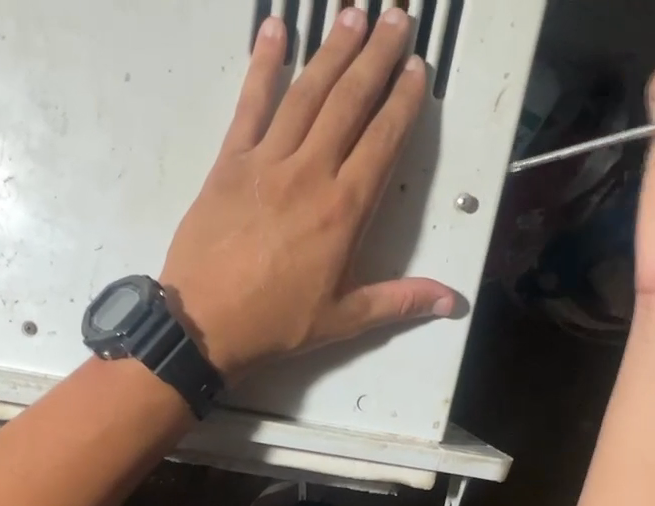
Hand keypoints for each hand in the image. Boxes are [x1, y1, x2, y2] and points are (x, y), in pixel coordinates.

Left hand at [161, 9, 460, 380]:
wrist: (203, 325)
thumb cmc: (274, 324)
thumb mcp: (344, 319)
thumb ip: (399, 301)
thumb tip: (451, 301)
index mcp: (343, 210)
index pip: (383, 141)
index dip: (403, 101)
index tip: (417, 69)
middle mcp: (309, 175)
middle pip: (349, 102)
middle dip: (376, 57)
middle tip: (396, 17)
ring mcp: (266, 164)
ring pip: (306, 94)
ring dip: (332, 51)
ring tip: (353, 15)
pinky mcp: (228, 163)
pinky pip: (249, 105)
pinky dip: (262, 66)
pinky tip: (275, 31)